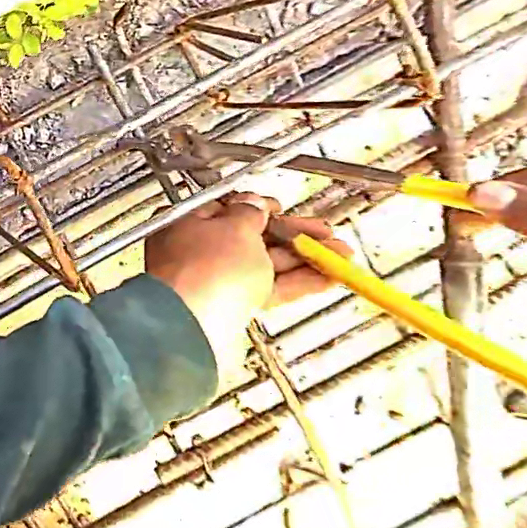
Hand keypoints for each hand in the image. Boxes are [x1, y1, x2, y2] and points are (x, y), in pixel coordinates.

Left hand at [144, 192, 353, 385]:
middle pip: (251, 237)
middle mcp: (197, 250)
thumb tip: (252, 202)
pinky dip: (297, 282)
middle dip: (293, 234)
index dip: (258, 206)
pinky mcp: (232, 306)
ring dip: (304, 258)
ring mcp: (215, 280)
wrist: (194, 325)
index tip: (281, 207)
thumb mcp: (234, 228)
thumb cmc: (205, 268)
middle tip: (325, 233)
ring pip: (265, 263)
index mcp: (186, 222)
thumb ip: (248, 213)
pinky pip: (268, 288)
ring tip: (339, 255)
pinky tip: (327, 277)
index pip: (226, 208)